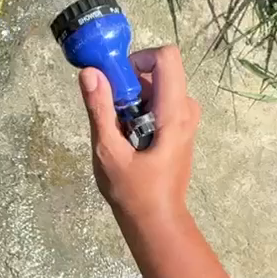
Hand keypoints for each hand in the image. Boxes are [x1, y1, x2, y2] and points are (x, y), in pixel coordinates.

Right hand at [79, 45, 198, 230]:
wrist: (155, 220)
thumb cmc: (132, 191)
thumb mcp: (108, 150)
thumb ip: (99, 109)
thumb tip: (90, 72)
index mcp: (173, 112)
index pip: (166, 57)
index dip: (138, 59)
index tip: (115, 80)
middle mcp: (186, 109)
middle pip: (158, 72)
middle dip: (129, 84)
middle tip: (111, 114)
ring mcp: (185, 119)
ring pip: (156, 87)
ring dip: (132, 99)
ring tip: (118, 132)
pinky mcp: (179, 128)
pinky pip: (158, 102)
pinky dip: (138, 110)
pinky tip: (127, 138)